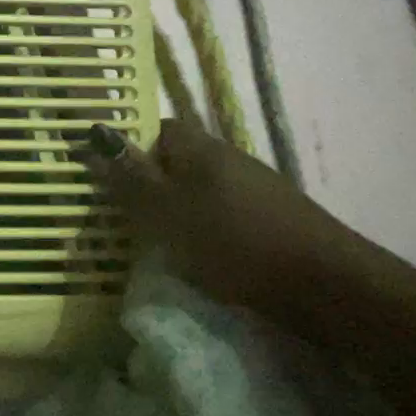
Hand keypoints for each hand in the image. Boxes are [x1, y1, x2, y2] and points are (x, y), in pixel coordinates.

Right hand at [80, 119, 373, 311]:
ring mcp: (251, 192)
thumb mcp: (164, 209)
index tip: (100, 169)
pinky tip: (184, 253)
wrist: (324, 287)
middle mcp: (227, 161)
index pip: (158, 128)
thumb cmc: (232, 239)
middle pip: (174, 160)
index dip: (127, 143)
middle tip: (111, 209)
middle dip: (142, 180)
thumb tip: (92, 135)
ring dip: (167, 207)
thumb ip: (127, 176)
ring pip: (193, 190)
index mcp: (201, 149)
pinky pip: (213, 214)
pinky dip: (193, 228)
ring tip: (142, 236)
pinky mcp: (264, 222)